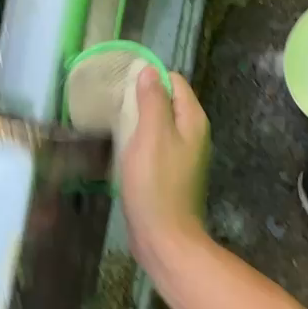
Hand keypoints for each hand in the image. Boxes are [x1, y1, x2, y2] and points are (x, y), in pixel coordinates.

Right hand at [118, 66, 210, 264]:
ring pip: (160, 127)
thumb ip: (152, 101)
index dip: (150, 78)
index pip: (175, 82)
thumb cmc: (156, 184)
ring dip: (139, 122)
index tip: (122, 84)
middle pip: (168, 103)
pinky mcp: (170, 176)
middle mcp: (193, 136)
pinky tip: (123, 150)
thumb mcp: (151, 135)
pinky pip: (155, 148)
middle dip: (143, 99)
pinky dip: (140, 143)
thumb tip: (150, 71)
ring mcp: (183, 157)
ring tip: (114, 123)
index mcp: (193, 121)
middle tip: (114, 103)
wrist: (163, 237)